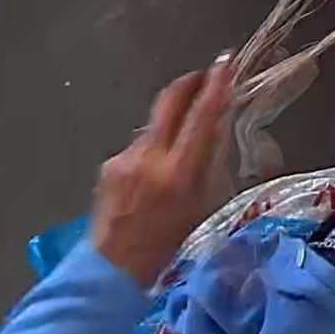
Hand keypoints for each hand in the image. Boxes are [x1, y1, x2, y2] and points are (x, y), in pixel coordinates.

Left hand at [89, 55, 234, 287]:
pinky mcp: (109, 163)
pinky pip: (137, 147)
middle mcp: (150, 157)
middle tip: (203, 76)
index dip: (215, 86)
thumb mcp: (198, 206)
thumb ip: (208, 163)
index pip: (201, 116)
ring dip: (169, 124)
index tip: (224, 64)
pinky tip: (148, 175)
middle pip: (170, 100)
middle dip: (188, 82)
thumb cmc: (164, 244)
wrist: (110, 269)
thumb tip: (216, 127)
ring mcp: (125, 157)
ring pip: (154, 125)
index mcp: (178, 172)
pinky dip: (149, 151)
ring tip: (177, 146)